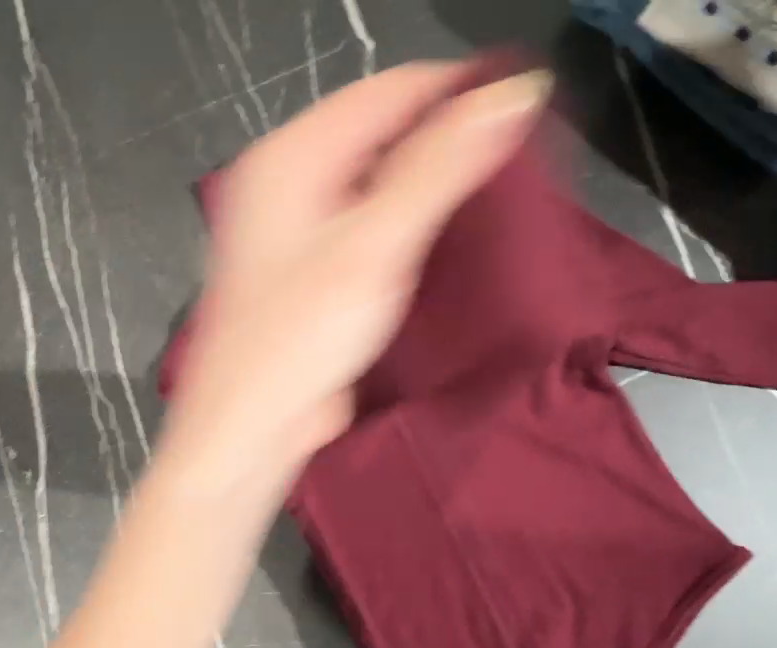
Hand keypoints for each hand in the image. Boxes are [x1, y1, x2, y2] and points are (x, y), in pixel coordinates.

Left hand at [165, 63, 551, 478]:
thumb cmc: (296, 343)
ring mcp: (297, 228)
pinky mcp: (311, 271)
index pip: (392, 89)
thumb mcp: (374, 247)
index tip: (525, 119)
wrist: (250, 429)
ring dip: (432, 191)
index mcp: (289, 156)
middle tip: (515, 174)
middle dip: (447, 146)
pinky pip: (370, 226)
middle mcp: (287, 181)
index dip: (461, 96)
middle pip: (385, 133)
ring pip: (380, 182)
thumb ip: (440, 168)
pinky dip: (408, 229)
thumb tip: (511, 94)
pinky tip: (444, 246)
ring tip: (492, 208)